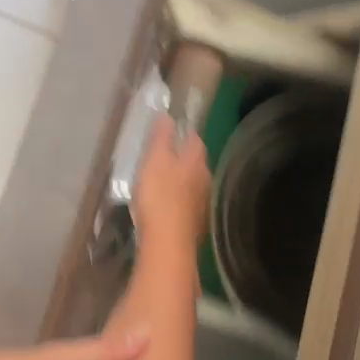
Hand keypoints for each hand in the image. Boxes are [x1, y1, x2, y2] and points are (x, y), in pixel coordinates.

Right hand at [131, 116, 209, 250]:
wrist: (168, 245)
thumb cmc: (159, 196)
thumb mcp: (154, 160)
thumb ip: (161, 137)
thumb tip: (167, 115)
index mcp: (196, 161)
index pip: (195, 139)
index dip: (185, 132)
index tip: (173, 129)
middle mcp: (205, 180)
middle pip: (197, 163)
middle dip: (183, 157)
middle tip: (165, 154)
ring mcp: (202, 204)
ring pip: (194, 184)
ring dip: (181, 180)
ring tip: (163, 179)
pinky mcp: (195, 225)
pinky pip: (188, 204)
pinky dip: (179, 200)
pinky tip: (166, 205)